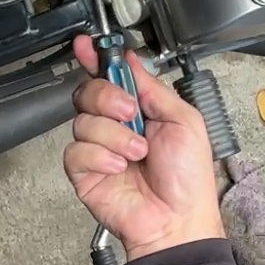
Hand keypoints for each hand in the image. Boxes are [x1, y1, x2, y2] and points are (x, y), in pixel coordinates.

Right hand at [63, 35, 223, 261]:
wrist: (177, 219)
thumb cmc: (188, 179)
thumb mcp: (183, 120)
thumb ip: (153, 88)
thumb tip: (130, 60)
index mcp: (140, 110)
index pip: (110, 77)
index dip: (96, 59)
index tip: (86, 45)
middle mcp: (116, 127)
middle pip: (88, 92)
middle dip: (108, 97)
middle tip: (130, 114)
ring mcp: (98, 149)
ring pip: (82, 120)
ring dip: (114, 135)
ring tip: (136, 154)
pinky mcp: (84, 173)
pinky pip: (76, 151)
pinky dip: (99, 156)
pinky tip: (118, 168)